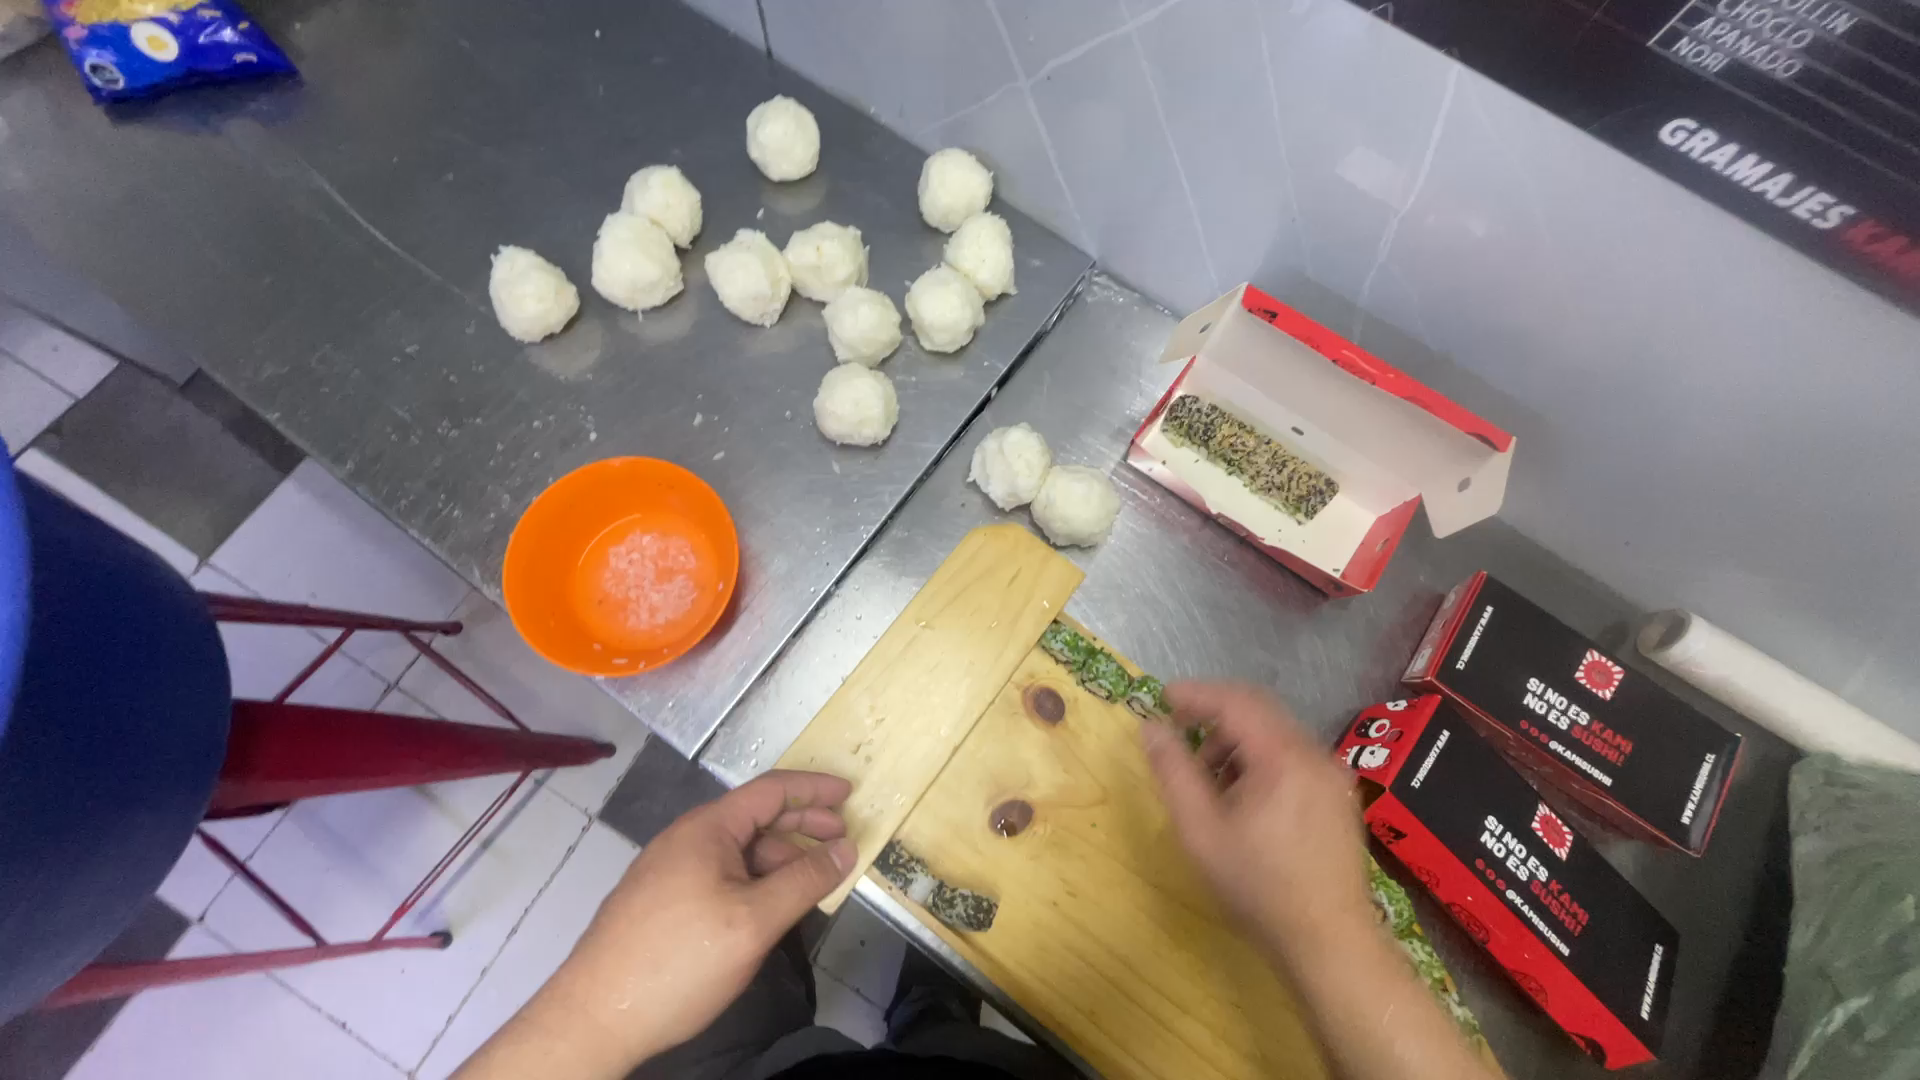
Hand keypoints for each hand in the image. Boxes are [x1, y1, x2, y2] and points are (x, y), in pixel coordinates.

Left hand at [539, 771, 855, 1070]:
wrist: (591, 1021)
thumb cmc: (679, 960)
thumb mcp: (754, 921)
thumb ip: (805, 881)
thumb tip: (845, 849)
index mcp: (708, 828)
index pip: (772, 790)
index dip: (814, 789)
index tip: (850, 795)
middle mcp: (688, 839)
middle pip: (756, 817)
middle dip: (803, 825)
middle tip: (843, 840)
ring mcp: (671, 870)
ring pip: (739, 851)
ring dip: (781, 858)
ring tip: (813, 881)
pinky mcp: (662, 902)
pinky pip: (721, 875)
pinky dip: (756, 880)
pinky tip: (771, 906)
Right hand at [1141, 681, 1373, 962]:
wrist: (1330, 942)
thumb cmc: (1257, 885)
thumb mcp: (1200, 829)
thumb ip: (1173, 771)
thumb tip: (1151, 727)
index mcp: (1282, 756)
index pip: (1235, 701)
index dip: (1195, 694)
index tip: (1161, 698)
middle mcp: (1313, 754)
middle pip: (1258, 708)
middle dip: (1213, 712)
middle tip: (1178, 730)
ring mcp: (1331, 774)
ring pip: (1275, 731)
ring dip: (1235, 737)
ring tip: (1207, 775)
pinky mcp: (1338, 795)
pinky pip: (1292, 754)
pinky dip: (1259, 756)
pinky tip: (1241, 793)